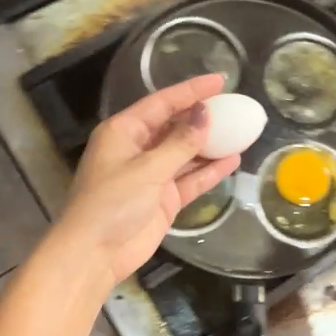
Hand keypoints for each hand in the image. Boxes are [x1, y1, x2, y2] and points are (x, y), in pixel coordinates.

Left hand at [56, 74, 241, 284]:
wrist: (94, 254)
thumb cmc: (111, 202)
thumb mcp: (147, 168)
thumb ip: (180, 142)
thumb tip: (205, 115)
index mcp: (124, 131)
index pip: (162, 103)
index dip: (191, 91)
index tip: (220, 81)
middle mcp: (137, 148)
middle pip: (175, 125)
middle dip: (203, 117)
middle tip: (235, 107)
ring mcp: (151, 175)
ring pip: (186, 153)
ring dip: (210, 145)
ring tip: (241, 132)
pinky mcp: (163, 199)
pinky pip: (190, 179)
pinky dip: (209, 171)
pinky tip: (232, 161)